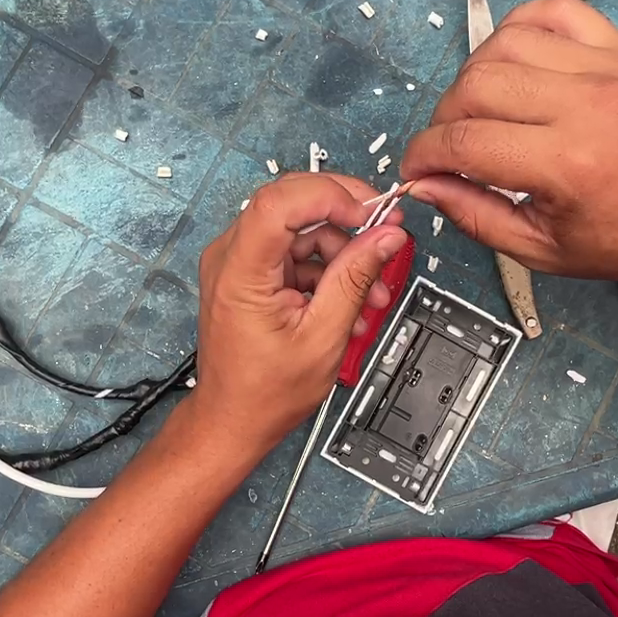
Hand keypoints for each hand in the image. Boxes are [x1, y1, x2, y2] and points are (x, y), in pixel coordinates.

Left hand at [188, 174, 407, 450]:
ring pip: (300, 229)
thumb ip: (356, 279)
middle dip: (345, 217)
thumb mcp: (324, 336)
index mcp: (240, 272)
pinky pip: (295, 253)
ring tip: (371, 293)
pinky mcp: (251, 276)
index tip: (370, 214)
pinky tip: (349, 302)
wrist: (234, 420)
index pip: (280, 201)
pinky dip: (327, 271)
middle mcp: (231, 258)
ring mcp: (239, 265)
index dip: (330, 196)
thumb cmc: (264, 393)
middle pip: (292, 204)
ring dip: (342, 253)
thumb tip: (387, 236)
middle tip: (384, 232)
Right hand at [400, 0, 617, 295]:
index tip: (415, 171)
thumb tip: (421, 184)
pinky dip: (516, 31)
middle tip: (445, 149)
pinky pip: (552, 13)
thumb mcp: (538, 251)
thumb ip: (472, 215)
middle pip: (476, 84)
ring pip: (505, 43)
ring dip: (472, 77)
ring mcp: (609, 67)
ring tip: (476, 111)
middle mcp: (587, 104)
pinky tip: (510, 66)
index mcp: (568, 165)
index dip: (423, 156)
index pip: (464, 143)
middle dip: (441, 120)